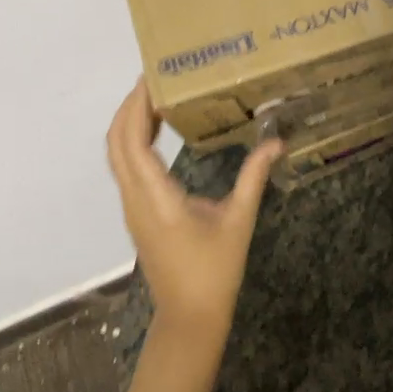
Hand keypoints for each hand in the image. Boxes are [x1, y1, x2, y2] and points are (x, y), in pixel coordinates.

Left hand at [106, 79, 282, 339]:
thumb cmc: (214, 270)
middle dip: (130, 106)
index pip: (133, 139)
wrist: (190, 314)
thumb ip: (253, 177)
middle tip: (157, 80)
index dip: (137, 105)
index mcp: (156, 197)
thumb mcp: (239, 221)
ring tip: (159, 99)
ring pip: (117, 155)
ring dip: (130, 123)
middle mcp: (135, 197)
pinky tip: (159, 133)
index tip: (153, 77)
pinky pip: (126, 168)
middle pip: (116, 141)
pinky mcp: (137, 214)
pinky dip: (134, 142)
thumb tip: (276, 141)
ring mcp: (131, 207)